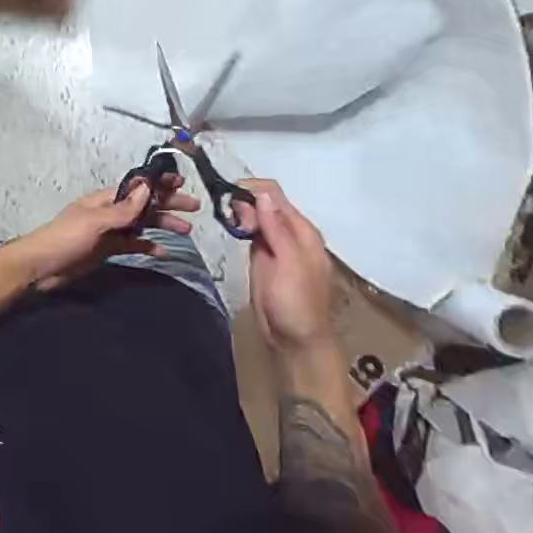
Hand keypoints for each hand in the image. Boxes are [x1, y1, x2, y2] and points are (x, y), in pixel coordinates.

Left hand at [0, 176, 200, 288]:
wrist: (39, 268)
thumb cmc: (64, 239)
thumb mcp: (94, 222)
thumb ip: (122, 209)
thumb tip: (146, 187)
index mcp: (106, 199)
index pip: (138, 187)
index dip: (159, 184)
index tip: (181, 184)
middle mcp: (110, 211)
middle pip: (144, 205)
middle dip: (168, 204)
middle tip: (194, 208)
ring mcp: (109, 231)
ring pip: (142, 224)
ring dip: (162, 224)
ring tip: (186, 230)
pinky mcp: (107, 250)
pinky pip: (133, 245)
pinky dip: (148, 246)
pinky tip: (164, 251)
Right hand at [237, 179, 337, 356]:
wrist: (295, 341)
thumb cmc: (298, 302)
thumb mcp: (289, 263)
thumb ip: (276, 228)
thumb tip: (262, 194)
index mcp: (301, 230)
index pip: (274, 196)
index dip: (252, 191)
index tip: (231, 199)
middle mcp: (288, 232)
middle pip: (263, 203)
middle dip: (244, 203)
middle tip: (233, 220)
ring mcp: (275, 244)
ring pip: (255, 216)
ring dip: (241, 214)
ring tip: (231, 224)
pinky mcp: (262, 257)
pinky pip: (251, 233)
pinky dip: (240, 227)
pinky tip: (232, 229)